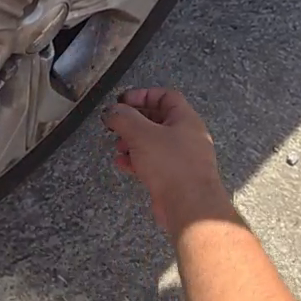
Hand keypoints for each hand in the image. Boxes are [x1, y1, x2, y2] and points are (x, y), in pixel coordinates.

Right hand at [103, 87, 239, 237]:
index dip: (143, 94)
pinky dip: (136, 160)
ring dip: (132, 141)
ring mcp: (181, 158)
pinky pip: (152, 162)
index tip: (123, 100)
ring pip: (153, 142)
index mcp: (185, 120)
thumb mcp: (141, 134)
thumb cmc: (172, 166)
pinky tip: (122, 163)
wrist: (189, 205)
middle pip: (157, 119)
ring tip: (118, 145)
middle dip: (134, 120)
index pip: (166, 96)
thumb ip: (123, 118)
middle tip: (116, 122)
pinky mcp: (174, 177)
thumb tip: (111, 110)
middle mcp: (187, 137)